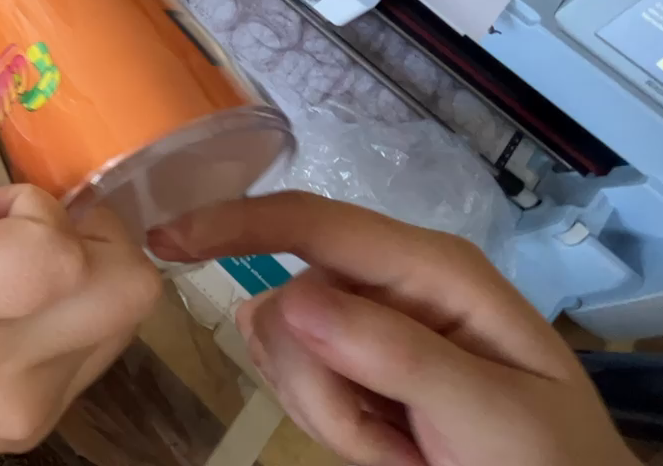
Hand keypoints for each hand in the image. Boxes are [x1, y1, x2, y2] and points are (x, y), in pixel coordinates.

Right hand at [151, 192, 637, 465]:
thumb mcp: (497, 421)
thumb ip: (398, 355)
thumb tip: (287, 299)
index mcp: (425, 265)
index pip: (308, 221)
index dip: (232, 222)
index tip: (165, 241)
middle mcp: (379, 276)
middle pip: (287, 301)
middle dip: (322, 383)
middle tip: (394, 445)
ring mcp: (354, 314)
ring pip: (277, 342)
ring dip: (325, 409)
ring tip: (399, 448)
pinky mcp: (334, 349)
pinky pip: (281, 369)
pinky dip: (318, 415)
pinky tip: (376, 438)